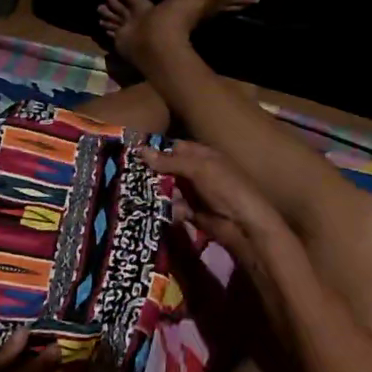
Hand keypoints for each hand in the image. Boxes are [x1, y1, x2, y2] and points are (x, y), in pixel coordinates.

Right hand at [136, 141, 285, 259]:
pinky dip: (170, 209)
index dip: (155, 149)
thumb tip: (141, 150)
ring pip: (168, 189)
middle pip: (168, 169)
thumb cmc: (226, 187)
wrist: (244, 224)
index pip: (174, 147)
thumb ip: (170, 160)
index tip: (131, 153)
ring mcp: (194, 193)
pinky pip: (173, 207)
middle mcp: (197, 172)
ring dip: (157, 193)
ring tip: (137, 195)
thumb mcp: (199, 168)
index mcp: (202, 155)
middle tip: (127, 175)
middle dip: (151, 173)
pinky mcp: (191, 213)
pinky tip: (166, 211)